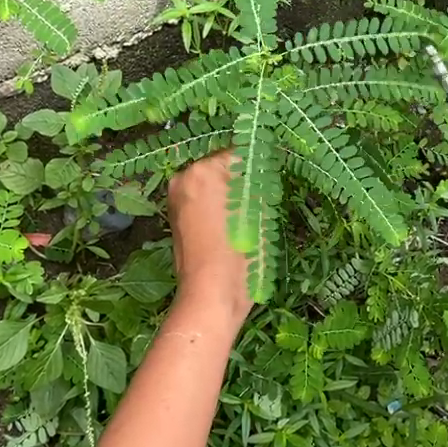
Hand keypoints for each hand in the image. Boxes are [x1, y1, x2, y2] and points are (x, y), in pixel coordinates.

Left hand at [166, 153, 254, 328]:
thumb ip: (259, 180)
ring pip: (210, 181)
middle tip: (262, 194)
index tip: (273, 173)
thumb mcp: (259, 211)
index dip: (259, 161)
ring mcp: (176, 196)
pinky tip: (232, 220)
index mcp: (206, 170)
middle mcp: (185, 176)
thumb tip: (264, 162)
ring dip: (228, 188)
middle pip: (221, 164)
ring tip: (248, 210)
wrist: (211, 295)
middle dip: (241, 175)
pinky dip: (215, 202)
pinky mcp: (175, 214)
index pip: (239, 152)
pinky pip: (200, 197)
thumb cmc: (240, 254)